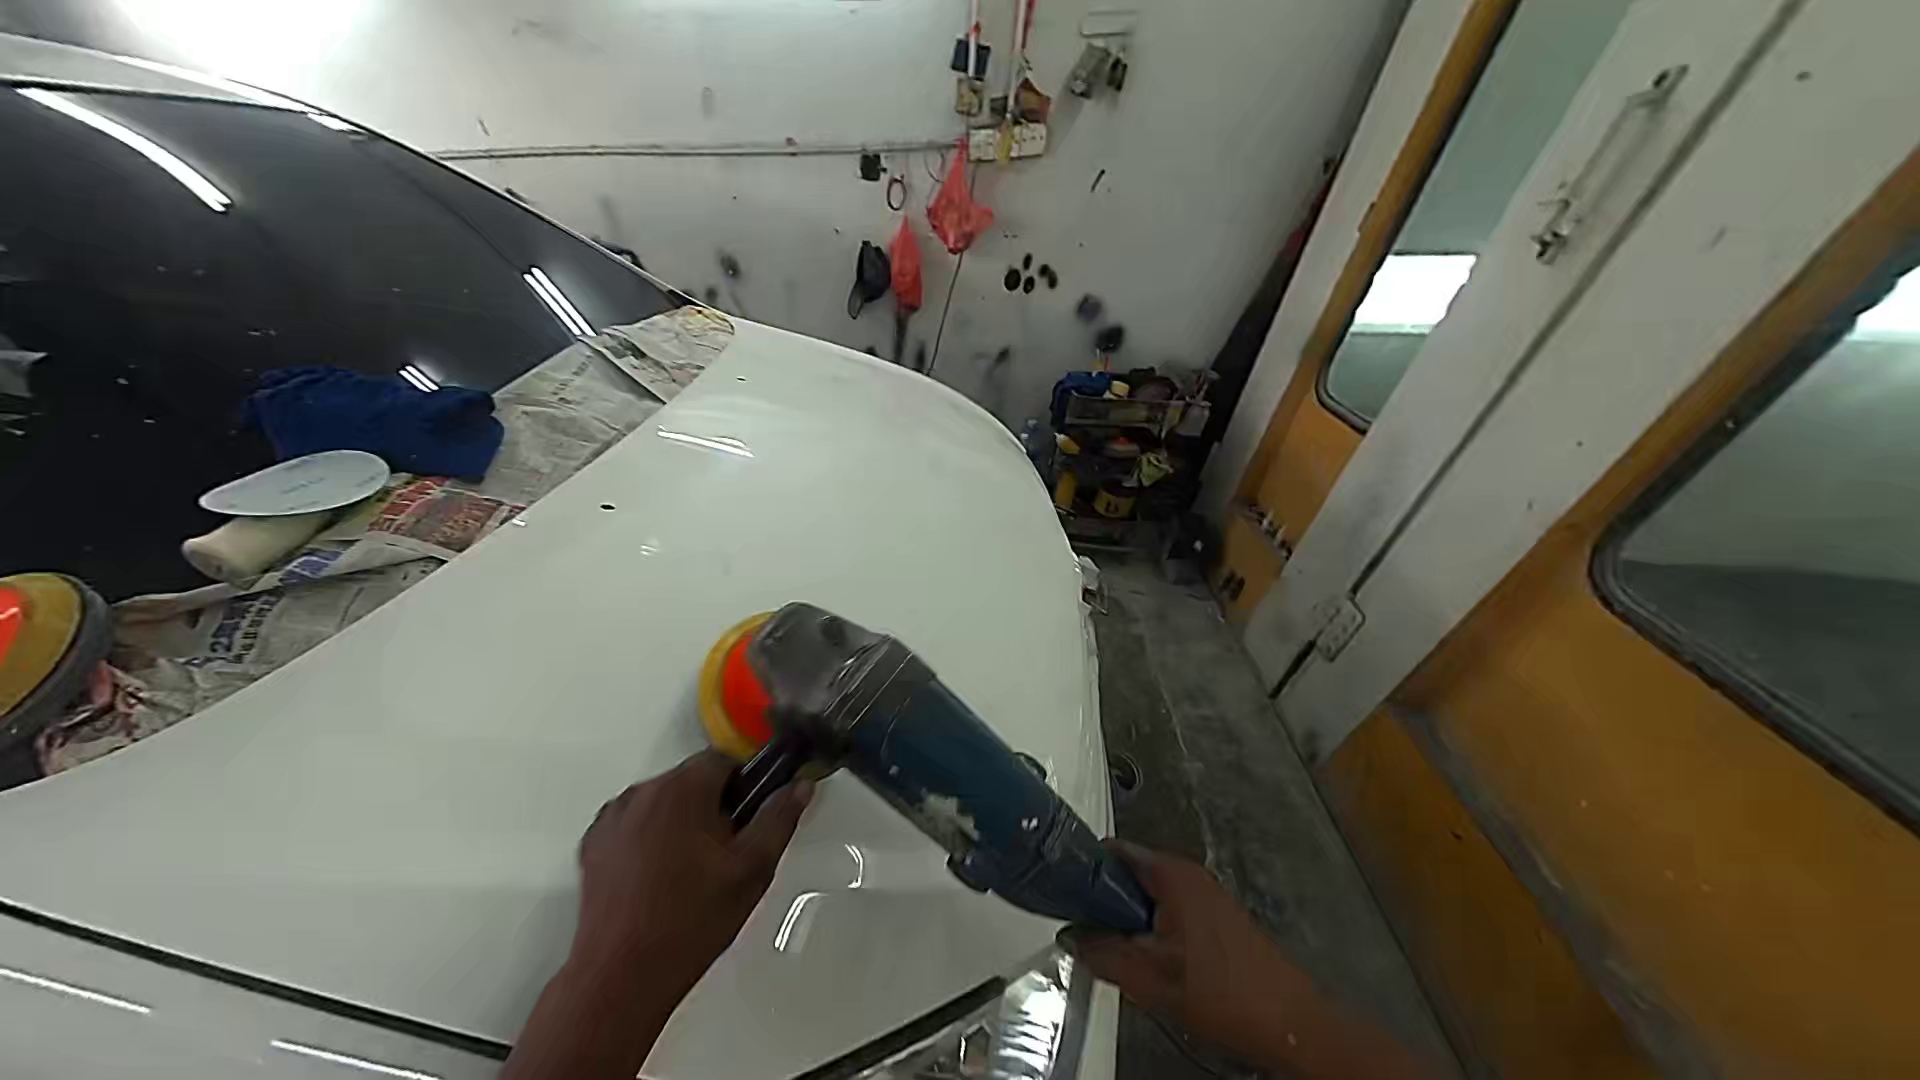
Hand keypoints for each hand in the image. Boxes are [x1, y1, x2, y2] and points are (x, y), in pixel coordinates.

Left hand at [572, 749, 812, 995]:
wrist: (622, 978)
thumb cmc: (690, 921)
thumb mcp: (753, 867)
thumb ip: (780, 817)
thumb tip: (799, 787)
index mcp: (682, 789)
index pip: (724, 759)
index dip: (745, 783)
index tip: (751, 813)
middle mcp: (642, 793)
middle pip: (692, 779)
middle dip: (714, 803)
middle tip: (729, 848)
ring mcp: (612, 820)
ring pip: (664, 801)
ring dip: (682, 819)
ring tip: (695, 868)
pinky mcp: (593, 846)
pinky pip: (634, 823)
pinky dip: (651, 837)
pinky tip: (663, 876)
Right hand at [1063, 841, 1301, 1049]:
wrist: (1293, 1027)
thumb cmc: (1223, 994)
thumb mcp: (1150, 979)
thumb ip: (1103, 954)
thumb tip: (1070, 938)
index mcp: (1172, 873)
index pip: (1114, 849)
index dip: (1085, 867)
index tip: (1066, 893)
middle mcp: (1189, 873)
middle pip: (1130, 873)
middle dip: (1108, 901)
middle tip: (1091, 932)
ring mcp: (1205, 894)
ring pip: (1149, 896)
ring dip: (1130, 919)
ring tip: (1120, 951)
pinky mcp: (1216, 917)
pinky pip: (1169, 910)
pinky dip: (1153, 928)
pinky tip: (1154, 962)